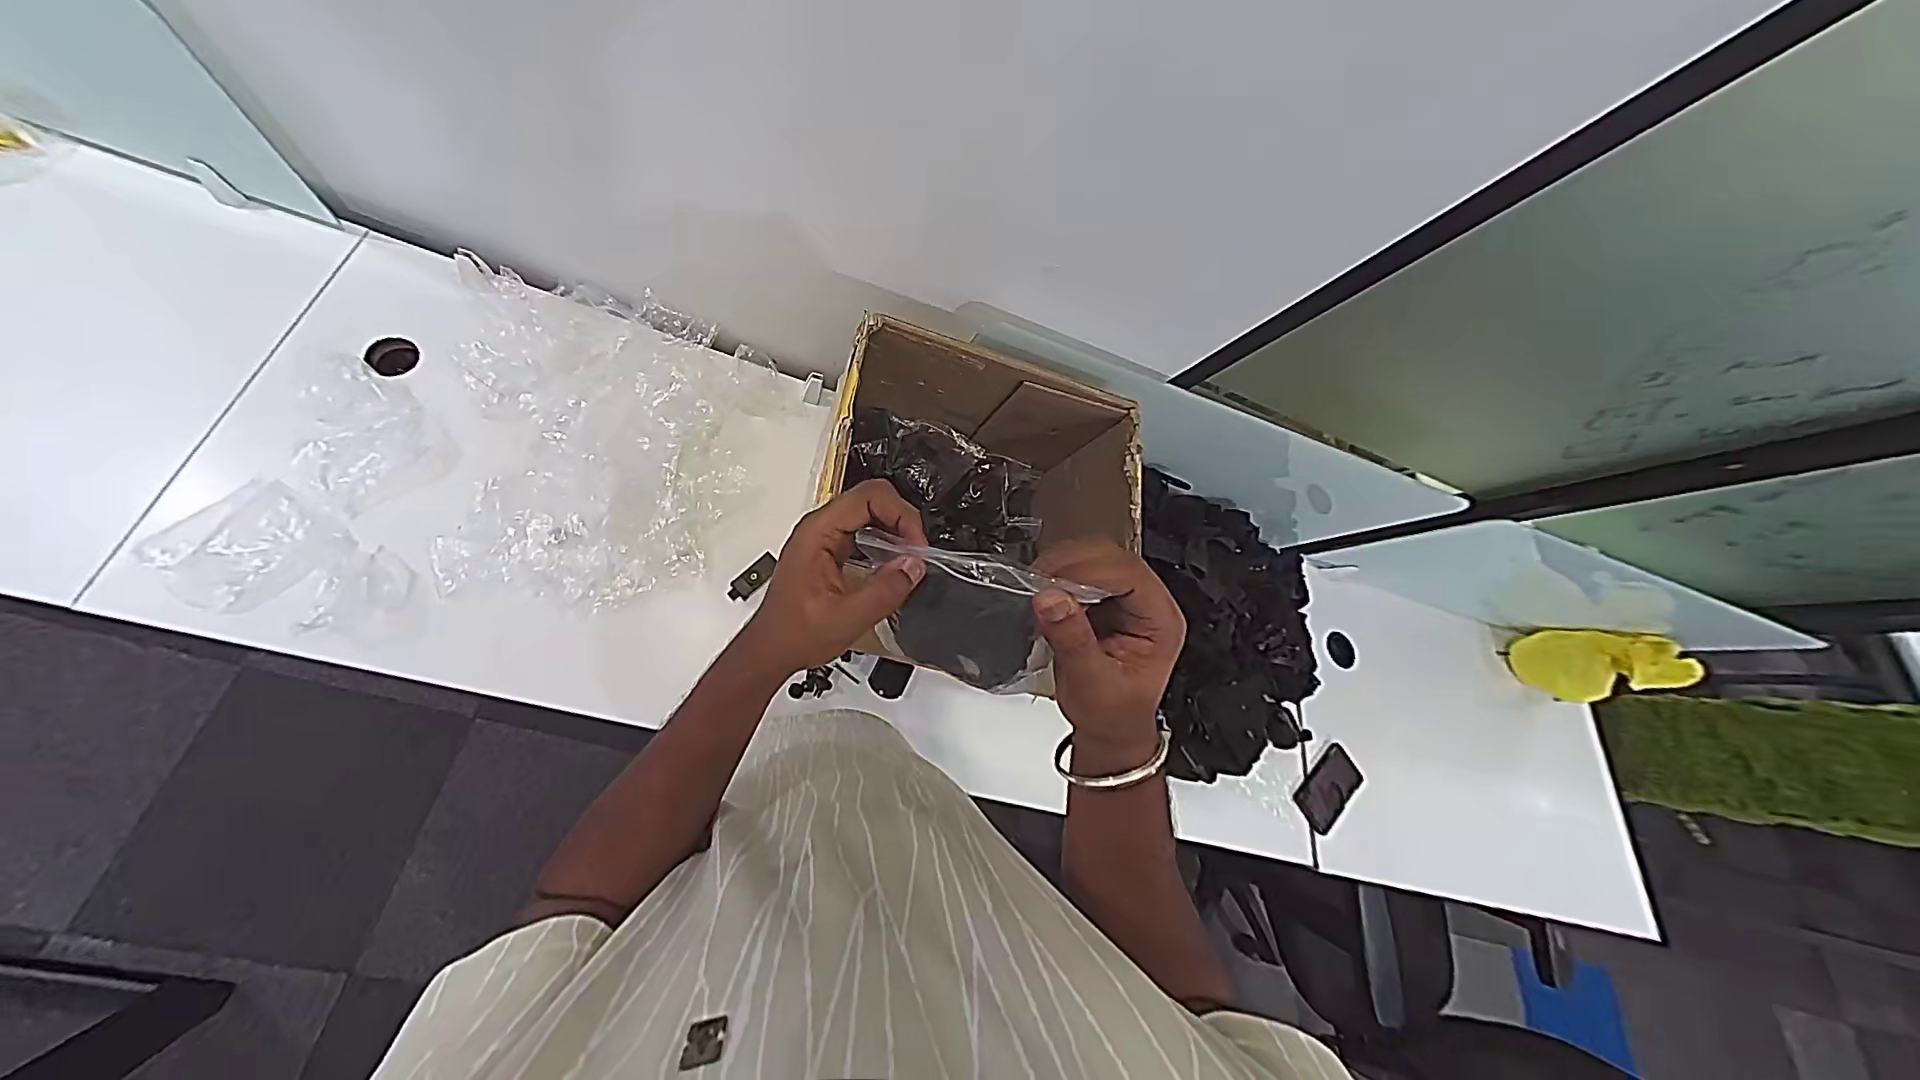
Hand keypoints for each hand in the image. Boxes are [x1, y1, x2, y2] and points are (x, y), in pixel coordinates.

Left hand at [733, 479, 928, 677]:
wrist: (772, 650)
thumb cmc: (793, 634)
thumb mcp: (847, 618)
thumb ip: (885, 591)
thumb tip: (913, 566)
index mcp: (817, 533)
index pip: (868, 497)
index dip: (900, 514)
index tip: (915, 543)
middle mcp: (818, 529)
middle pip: (871, 499)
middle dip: (902, 519)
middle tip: (917, 550)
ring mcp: (824, 538)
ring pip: (870, 513)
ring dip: (896, 531)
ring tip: (909, 558)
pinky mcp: (830, 550)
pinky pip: (865, 533)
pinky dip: (886, 543)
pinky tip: (894, 566)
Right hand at [1031, 540, 1185, 757]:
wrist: (1108, 730)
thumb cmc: (1112, 715)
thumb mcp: (1091, 682)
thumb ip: (1072, 639)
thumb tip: (1051, 598)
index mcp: (1160, 621)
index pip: (1130, 575)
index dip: (1090, 570)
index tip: (1054, 580)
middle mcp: (1147, 604)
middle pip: (1113, 558)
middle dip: (1073, 563)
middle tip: (1039, 579)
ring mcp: (1124, 600)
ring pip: (1095, 559)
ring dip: (1063, 567)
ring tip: (1037, 587)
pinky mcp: (1102, 601)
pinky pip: (1080, 573)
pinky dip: (1058, 577)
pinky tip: (1043, 593)